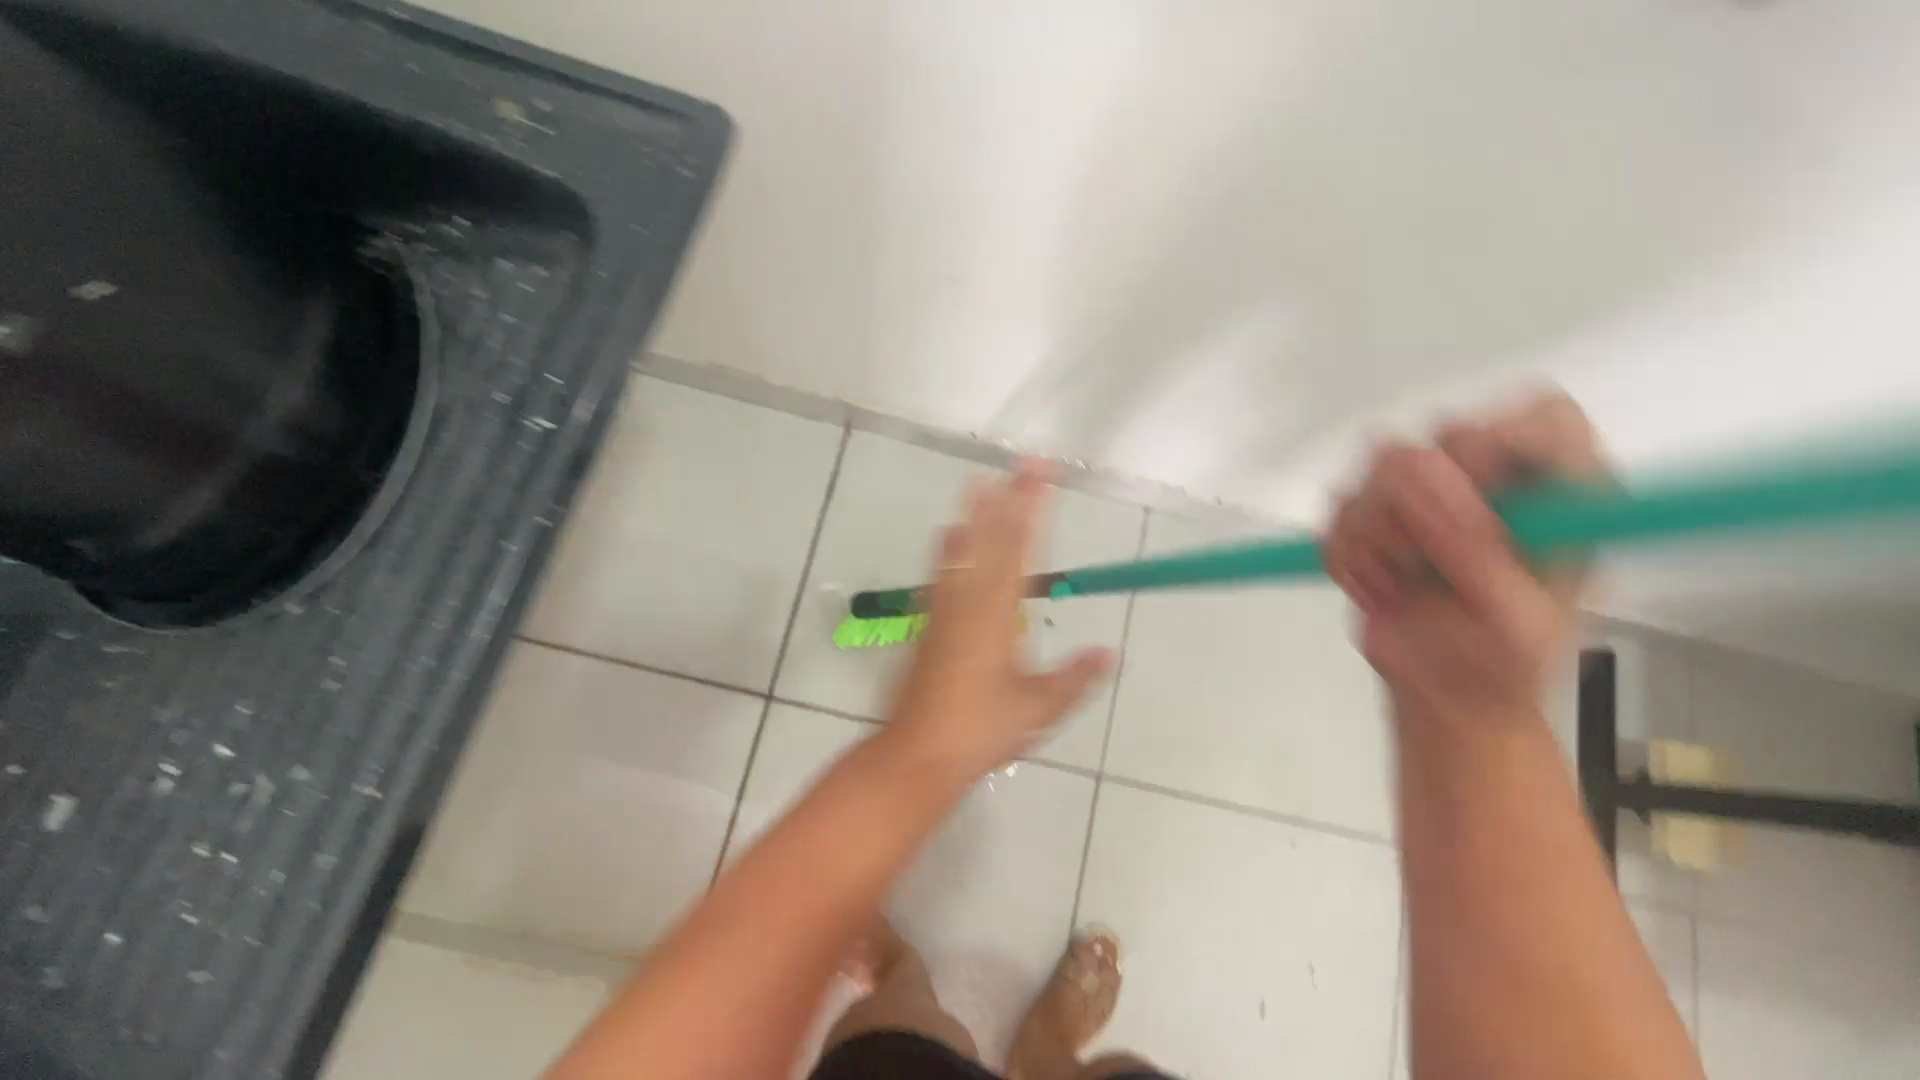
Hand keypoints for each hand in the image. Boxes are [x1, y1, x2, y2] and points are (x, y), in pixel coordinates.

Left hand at [882, 460, 1114, 776]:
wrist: (917, 752)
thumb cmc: (980, 730)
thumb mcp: (1038, 709)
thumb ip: (1074, 677)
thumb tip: (1109, 652)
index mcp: (997, 615)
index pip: (1018, 550)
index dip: (1029, 508)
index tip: (1038, 474)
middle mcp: (967, 603)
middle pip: (987, 541)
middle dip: (1004, 499)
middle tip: (1017, 464)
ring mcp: (942, 612)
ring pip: (959, 552)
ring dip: (973, 516)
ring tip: (977, 483)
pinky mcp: (926, 627)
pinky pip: (940, 574)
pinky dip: (948, 550)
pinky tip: (946, 540)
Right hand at [1324, 390, 1607, 733]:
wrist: (1443, 697)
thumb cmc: (1501, 669)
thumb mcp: (1513, 624)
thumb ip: (1479, 553)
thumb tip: (1430, 478)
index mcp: (1558, 496)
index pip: (1544, 417)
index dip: (1504, 440)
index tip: (1471, 494)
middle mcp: (1496, 481)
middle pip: (1446, 434)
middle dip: (1420, 503)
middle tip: (1420, 559)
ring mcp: (1428, 492)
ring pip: (1378, 464)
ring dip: (1375, 534)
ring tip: (1397, 585)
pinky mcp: (1373, 513)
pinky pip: (1337, 508)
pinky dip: (1346, 555)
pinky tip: (1374, 587)